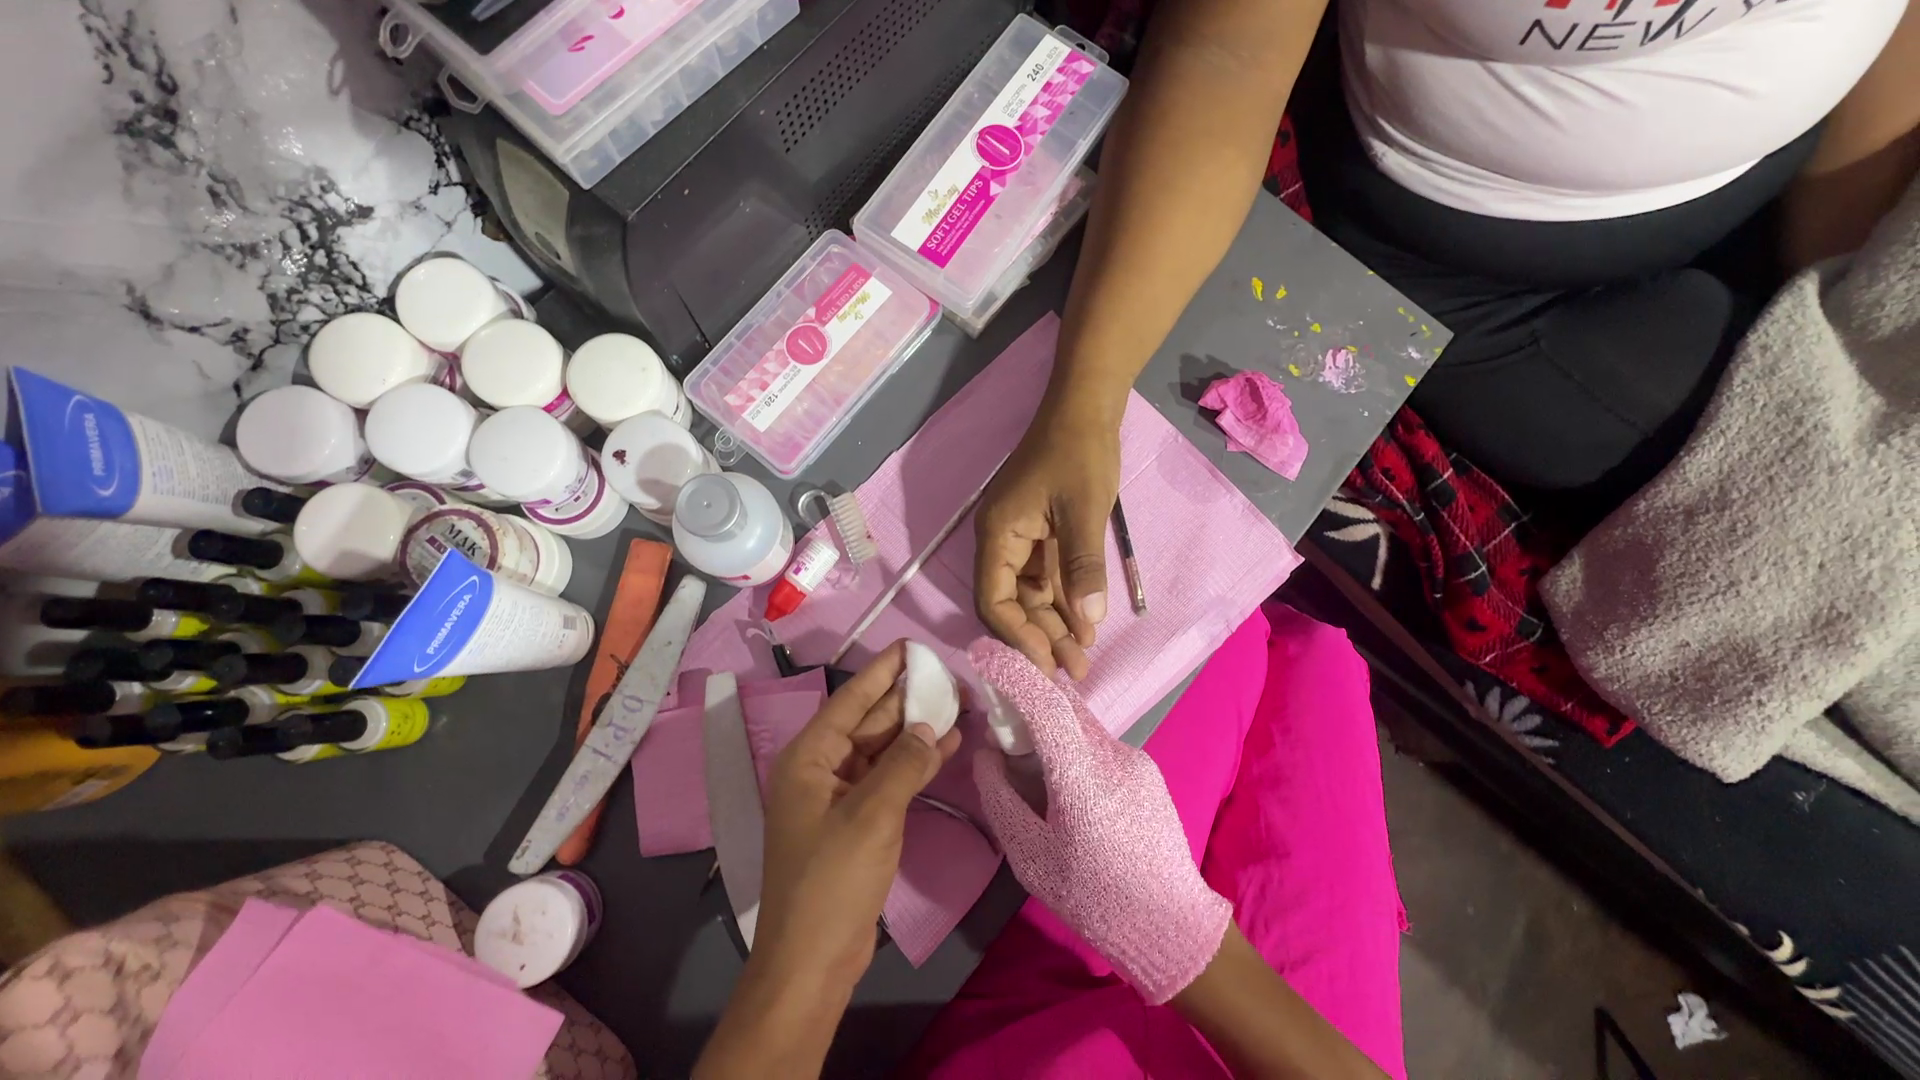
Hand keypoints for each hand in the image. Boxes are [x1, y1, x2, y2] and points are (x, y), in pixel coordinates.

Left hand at [697, 642, 960, 1078]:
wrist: (813, 959)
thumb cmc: (832, 880)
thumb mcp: (871, 816)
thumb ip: (902, 765)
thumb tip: (930, 727)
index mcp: (809, 758)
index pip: (850, 700)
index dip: (882, 672)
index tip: (913, 647)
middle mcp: (821, 770)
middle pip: (867, 722)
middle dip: (906, 700)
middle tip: (951, 677)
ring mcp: (839, 797)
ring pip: (881, 750)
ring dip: (916, 731)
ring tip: (958, 706)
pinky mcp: (857, 822)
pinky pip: (888, 779)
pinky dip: (914, 765)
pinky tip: (946, 748)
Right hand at [969, 637, 1231, 1004]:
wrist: (1170, 925)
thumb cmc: (1093, 898)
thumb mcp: (1030, 856)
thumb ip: (1001, 797)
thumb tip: (988, 755)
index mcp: (1083, 776)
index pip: (1045, 703)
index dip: (1011, 671)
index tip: (980, 651)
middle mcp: (1114, 753)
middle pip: (1063, 702)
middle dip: (1024, 694)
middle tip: (994, 716)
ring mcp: (1135, 759)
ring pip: (1080, 722)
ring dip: (1047, 726)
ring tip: (1024, 764)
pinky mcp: (1146, 770)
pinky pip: (1096, 743)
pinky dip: (1068, 746)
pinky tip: (1061, 787)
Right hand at [973, 408, 1120, 678]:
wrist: (1086, 409)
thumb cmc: (1079, 453)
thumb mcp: (1083, 511)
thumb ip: (1081, 567)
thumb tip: (1087, 622)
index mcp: (997, 536)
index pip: (993, 599)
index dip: (1016, 636)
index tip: (1047, 663)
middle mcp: (1001, 543)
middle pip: (1012, 603)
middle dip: (1042, 638)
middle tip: (1074, 672)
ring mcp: (1021, 539)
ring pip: (1031, 595)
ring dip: (1055, 625)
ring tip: (1083, 660)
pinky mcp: (1041, 535)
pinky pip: (1046, 578)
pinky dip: (1064, 602)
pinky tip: (1084, 626)